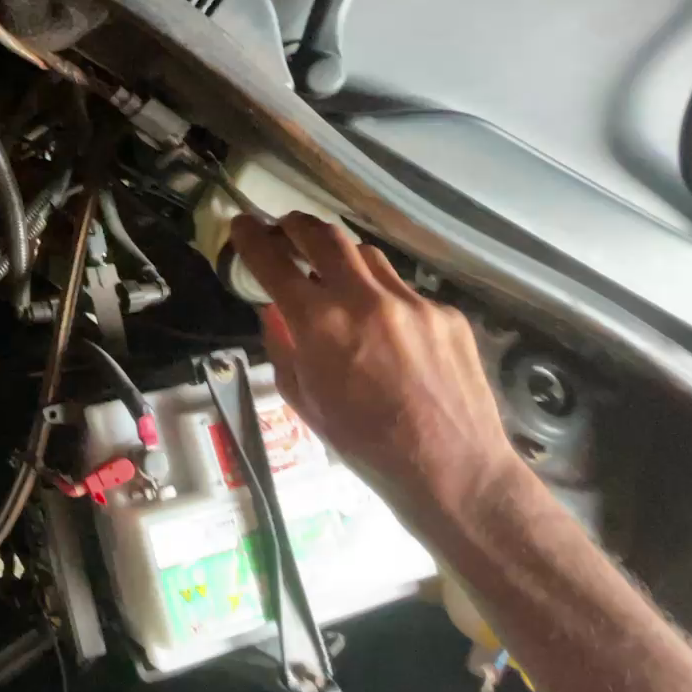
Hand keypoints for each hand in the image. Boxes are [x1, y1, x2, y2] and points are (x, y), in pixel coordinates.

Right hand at [228, 212, 522, 511]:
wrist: (451, 468)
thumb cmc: (360, 440)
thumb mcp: (301, 395)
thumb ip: (283, 345)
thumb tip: (276, 312)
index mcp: (318, 323)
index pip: (273, 261)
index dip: (251, 237)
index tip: (240, 223)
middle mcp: (364, 300)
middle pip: (323, 236)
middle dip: (295, 226)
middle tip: (282, 227)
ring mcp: (412, 304)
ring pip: (367, 255)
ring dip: (340, 257)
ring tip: (333, 274)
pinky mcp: (446, 315)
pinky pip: (403, 289)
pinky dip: (382, 296)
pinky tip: (384, 328)